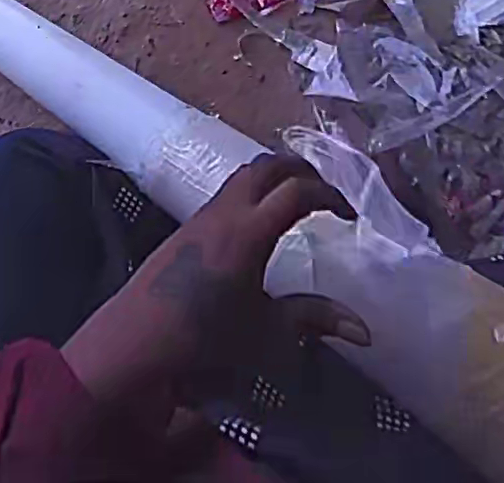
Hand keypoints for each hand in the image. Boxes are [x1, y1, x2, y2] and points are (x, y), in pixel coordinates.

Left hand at [60, 154, 369, 415]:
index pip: (295, 191)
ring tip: (298, 197)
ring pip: (243, 174)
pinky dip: (253, 188)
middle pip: (266, 166)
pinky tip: (260, 217)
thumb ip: (313, 319)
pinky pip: (227, 190)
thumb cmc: (206, 336)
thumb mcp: (267, 331)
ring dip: (274, 175)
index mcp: (249, 230)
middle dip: (300, 169)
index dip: (328, 193)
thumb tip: (363, 330)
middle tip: (326, 190)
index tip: (349, 214)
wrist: (140, 335)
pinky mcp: (189, 225)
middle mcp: (225, 210)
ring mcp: (203, 214)